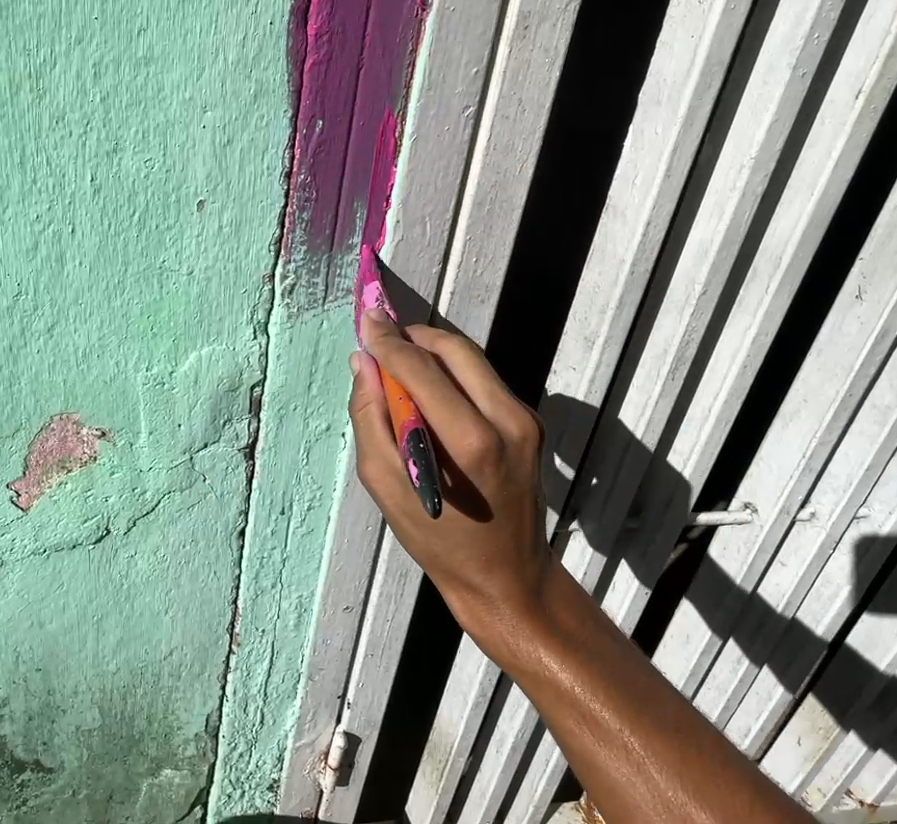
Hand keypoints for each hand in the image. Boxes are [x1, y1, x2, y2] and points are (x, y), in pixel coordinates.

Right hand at [348, 310, 556, 631]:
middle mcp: (506, 420)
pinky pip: (483, 378)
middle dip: (413, 336)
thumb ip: (370, 418)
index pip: (420, 368)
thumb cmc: (437, 539)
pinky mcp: (532, 422)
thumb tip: (363, 363)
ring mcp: (526, 419)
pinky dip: (452, 372)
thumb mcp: (385, 486)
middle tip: (381, 339)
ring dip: (432, 351)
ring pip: (472, 358)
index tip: (365, 321)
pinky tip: (429, 390)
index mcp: (469, 441)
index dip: (388, 342)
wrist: (506, 575)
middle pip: (453, 349)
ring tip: (400, 363)